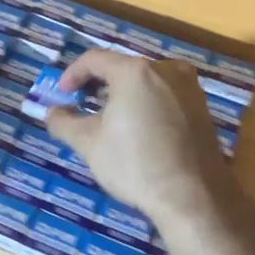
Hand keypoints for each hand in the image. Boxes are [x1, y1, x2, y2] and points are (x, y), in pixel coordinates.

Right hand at [46, 48, 232, 225]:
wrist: (192, 195)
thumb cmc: (134, 164)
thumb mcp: (88, 144)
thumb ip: (63, 122)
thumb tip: (52, 113)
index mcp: (135, 72)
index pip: (95, 59)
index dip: (72, 74)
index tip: (62, 94)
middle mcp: (166, 69)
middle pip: (122, 67)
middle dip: (98, 85)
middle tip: (81, 106)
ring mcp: (189, 87)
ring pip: (145, 81)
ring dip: (122, 94)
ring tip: (108, 119)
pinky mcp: (201, 107)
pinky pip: (164, 94)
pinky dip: (144, 103)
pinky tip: (137, 129)